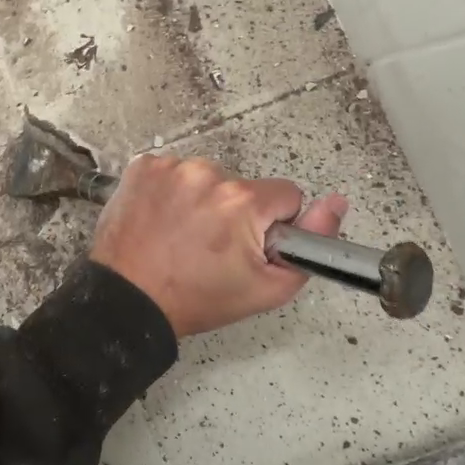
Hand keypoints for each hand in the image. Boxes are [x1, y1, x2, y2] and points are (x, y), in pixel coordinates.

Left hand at [88, 153, 347, 337]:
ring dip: (200, 200)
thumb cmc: (192, 297)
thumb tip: (336, 204)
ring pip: (206, 178)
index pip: (285, 194)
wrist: (128, 297)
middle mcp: (206, 174)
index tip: (251, 243)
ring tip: (182, 235)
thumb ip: (313, 243)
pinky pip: (172, 173)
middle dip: (234, 212)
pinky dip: (170, 192)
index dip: (272, 223)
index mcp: (242, 201)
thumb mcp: (267, 287)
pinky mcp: (142, 167)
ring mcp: (170, 168)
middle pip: (241, 186)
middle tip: (211, 246)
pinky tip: (162, 220)